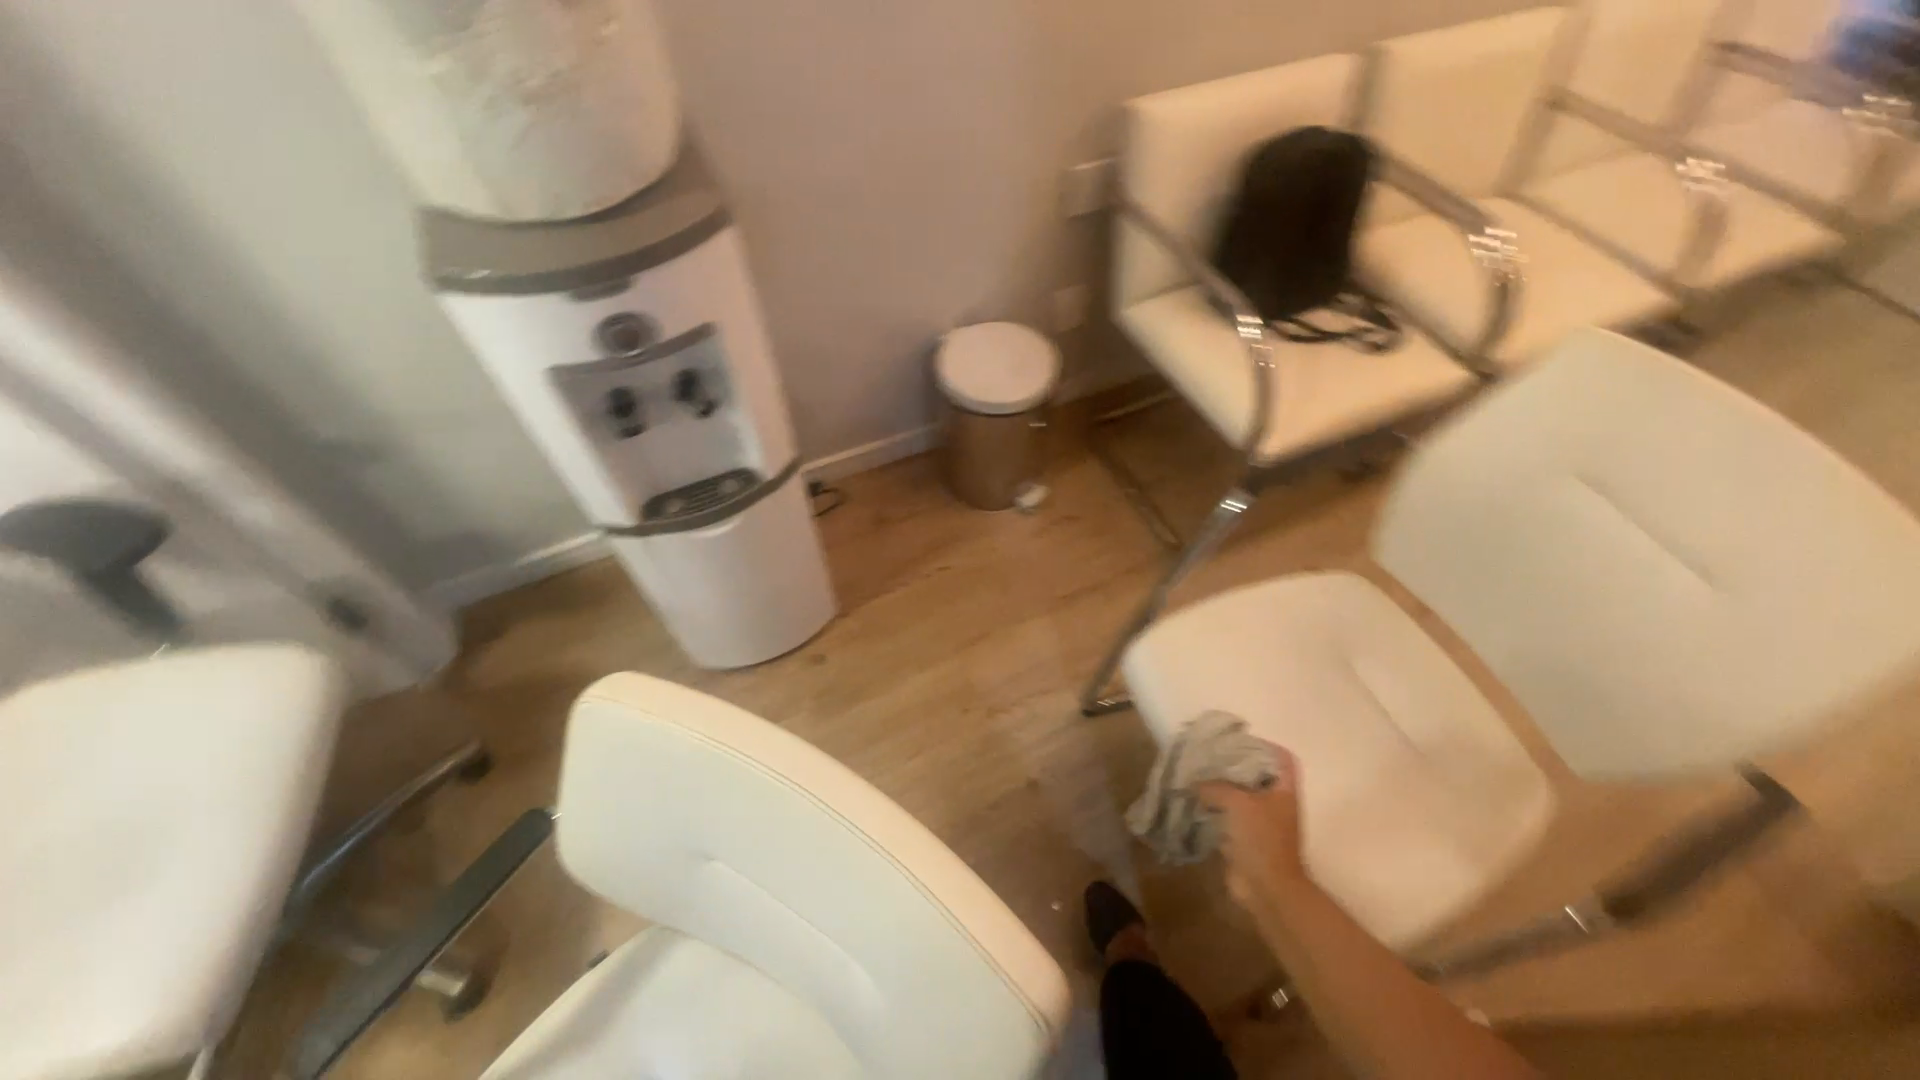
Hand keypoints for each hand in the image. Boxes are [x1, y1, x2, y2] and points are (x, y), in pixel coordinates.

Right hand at [1198, 744, 1308, 906]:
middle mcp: (1275, 803)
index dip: (1264, 746)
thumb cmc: (1261, 838)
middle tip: (1208, 756)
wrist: (1267, 887)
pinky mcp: (1245, 841)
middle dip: (1233, 766)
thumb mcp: (1238, 802)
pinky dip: (1212, 812)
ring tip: (1195, 777)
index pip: (1282, 759)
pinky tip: (1193, 804)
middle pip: (1256, 776)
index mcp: (1283, 790)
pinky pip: (1227, 819)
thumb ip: (1216, 787)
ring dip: (1220, 790)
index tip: (1237, 741)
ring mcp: (1260, 824)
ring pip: (1239, 798)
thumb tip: (1194, 784)